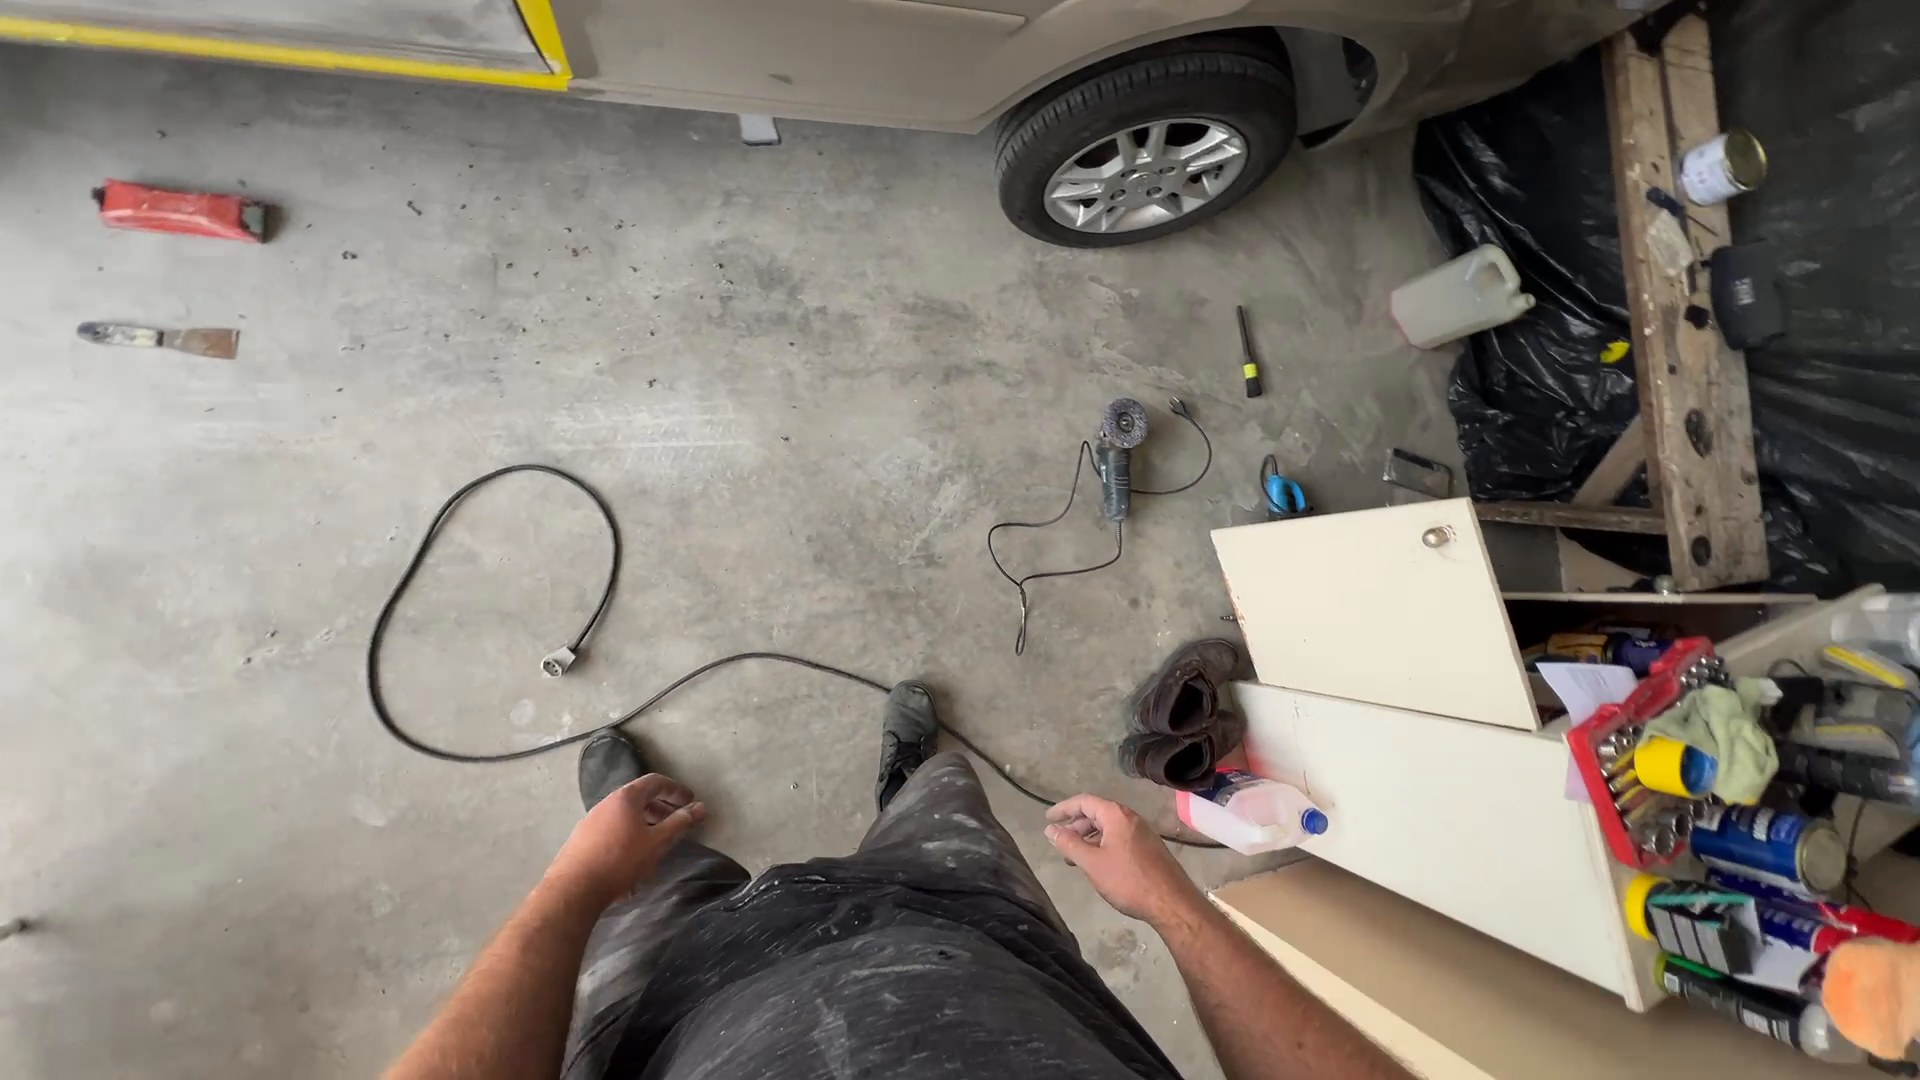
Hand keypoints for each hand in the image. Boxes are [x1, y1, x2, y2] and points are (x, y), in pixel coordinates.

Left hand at [546, 774, 705, 907]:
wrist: (573, 890)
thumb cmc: (621, 860)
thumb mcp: (657, 841)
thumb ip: (680, 822)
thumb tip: (700, 807)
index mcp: (626, 797)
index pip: (656, 782)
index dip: (676, 790)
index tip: (690, 802)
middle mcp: (606, 803)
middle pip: (640, 798)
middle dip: (662, 808)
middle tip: (677, 822)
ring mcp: (591, 821)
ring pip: (626, 816)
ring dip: (646, 824)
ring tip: (657, 842)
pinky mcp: (582, 840)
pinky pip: (613, 829)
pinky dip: (629, 835)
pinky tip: (633, 857)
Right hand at [1045, 794, 1204, 927]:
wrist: (1172, 903)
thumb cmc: (1129, 880)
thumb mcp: (1092, 863)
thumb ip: (1069, 844)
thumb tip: (1051, 830)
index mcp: (1116, 815)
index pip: (1084, 801)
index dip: (1063, 809)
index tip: (1048, 820)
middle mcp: (1130, 818)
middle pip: (1096, 813)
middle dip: (1075, 826)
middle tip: (1059, 842)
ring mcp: (1141, 834)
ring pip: (1108, 829)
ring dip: (1088, 839)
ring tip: (1074, 858)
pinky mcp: (1148, 849)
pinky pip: (1118, 839)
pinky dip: (1102, 846)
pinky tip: (1098, 865)